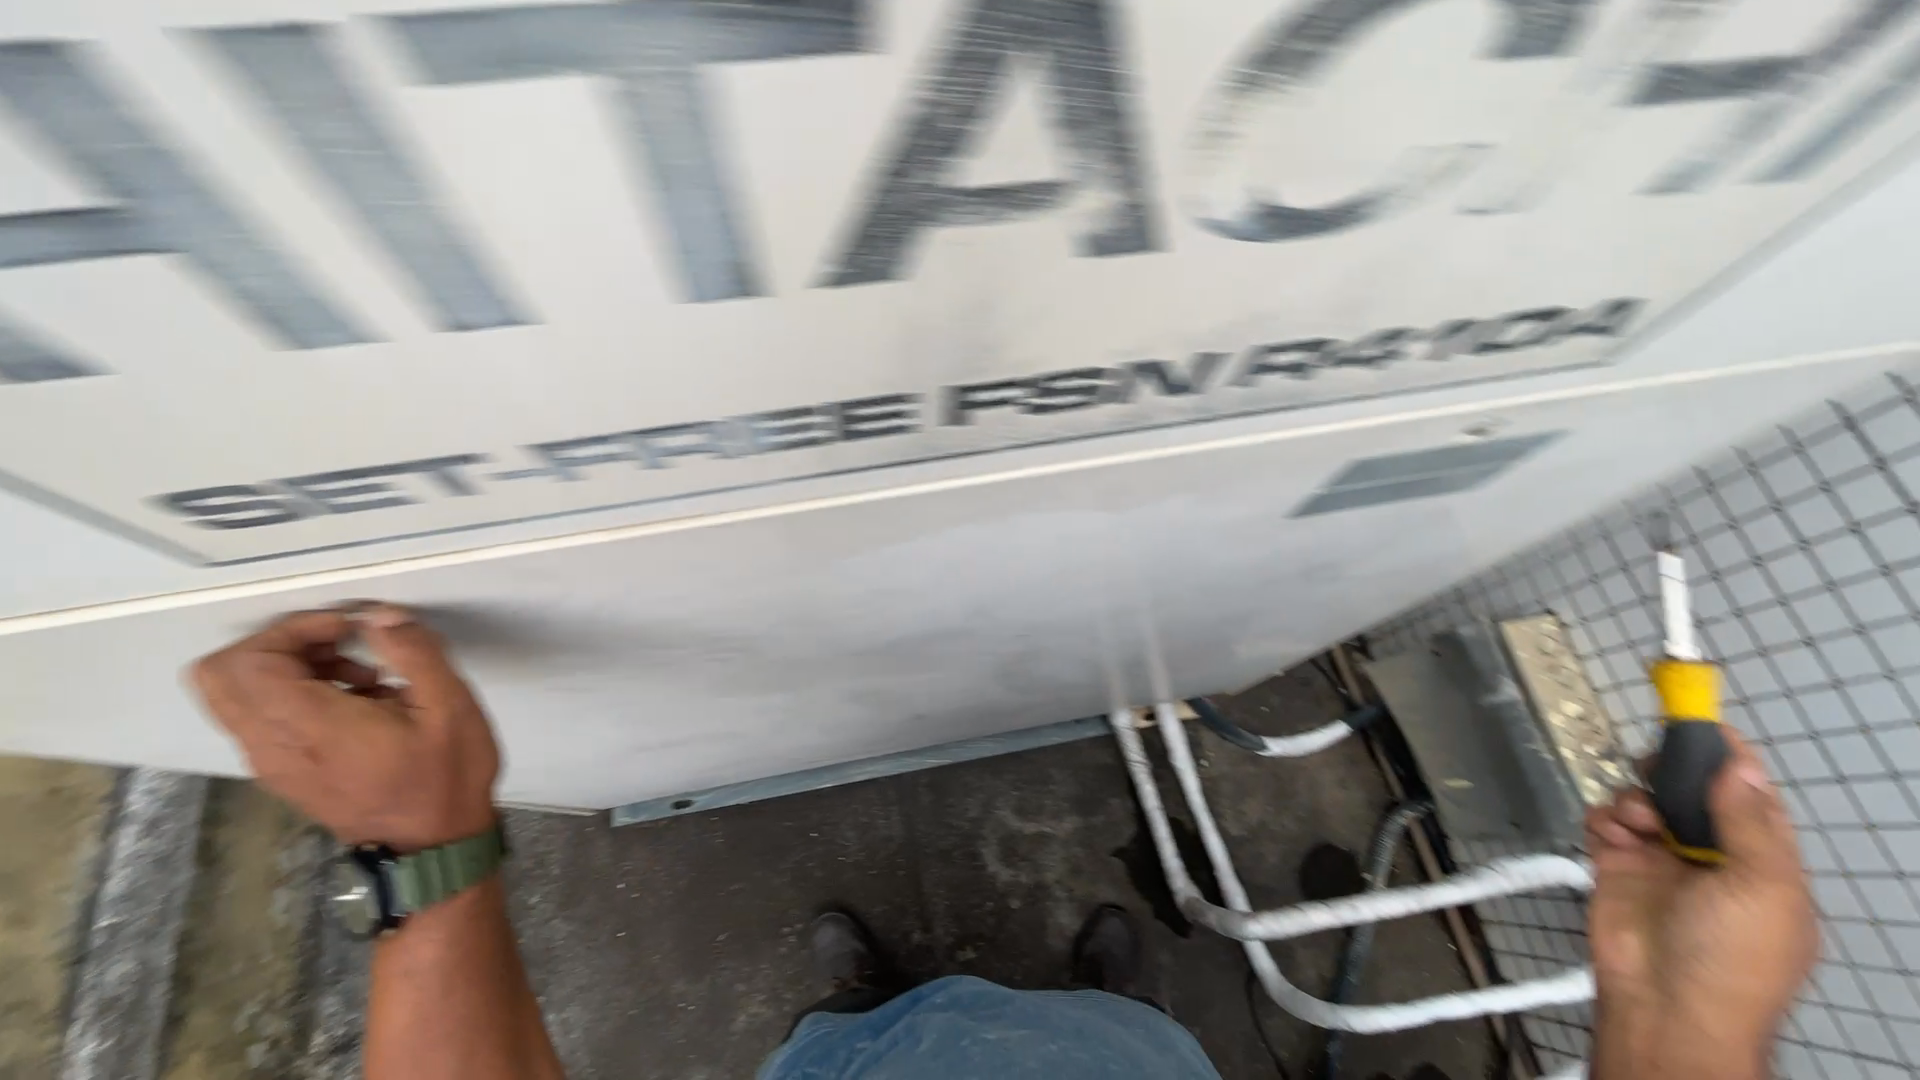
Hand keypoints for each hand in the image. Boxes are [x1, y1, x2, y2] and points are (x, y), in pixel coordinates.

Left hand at [190, 605, 500, 851]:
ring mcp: (271, 763)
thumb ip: (414, 652)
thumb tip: (380, 615)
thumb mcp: (451, 706)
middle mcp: (272, 745)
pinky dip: (295, 694)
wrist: (434, 845)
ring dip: (290, 668)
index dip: (293, 628)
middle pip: (220, 674)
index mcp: (310, 726)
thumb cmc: (446, 775)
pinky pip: (260, 718)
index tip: (349, 628)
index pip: (248, 660)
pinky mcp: (282, 772)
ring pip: (236, 695)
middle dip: (279, 643)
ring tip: (362, 675)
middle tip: (342, 643)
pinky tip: (359, 702)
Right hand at [1586, 727, 1816, 1079]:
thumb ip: (1747, 822)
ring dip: (1636, 800)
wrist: (1666, 1000)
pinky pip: (1605, 821)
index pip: (1747, 793)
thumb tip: (1739, 764)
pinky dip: (1605, 819)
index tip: (1699, 717)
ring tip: (1636, 823)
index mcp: (1761, 857)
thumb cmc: (1733, 949)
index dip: (1726, 756)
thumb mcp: (1762, 887)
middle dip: (1669, 772)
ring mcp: (1660, 857)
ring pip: (1643, 800)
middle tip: (1653, 765)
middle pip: (1688, 789)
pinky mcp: (1614, 862)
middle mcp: (1712, 851)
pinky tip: (1612, 836)